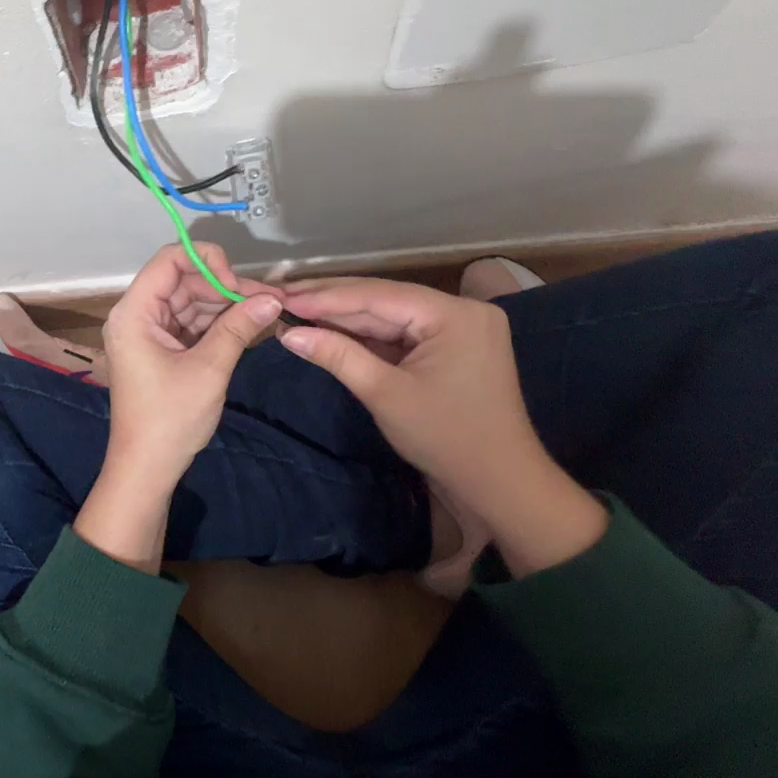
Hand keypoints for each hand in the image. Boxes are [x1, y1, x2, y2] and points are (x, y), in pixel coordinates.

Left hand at [76, 243, 281, 572]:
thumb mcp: (208, 369)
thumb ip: (238, 328)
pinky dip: (218, 323)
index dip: (206, 260)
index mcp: (134, 313)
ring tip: (268, 310)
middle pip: (183, 280)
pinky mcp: (162, 350)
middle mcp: (137, 316)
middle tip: (268, 299)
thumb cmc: (170, 418)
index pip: (168, 261)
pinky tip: (250, 324)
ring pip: (191, 302)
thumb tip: (272, 299)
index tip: (238, 281)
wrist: (146, 466)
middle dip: (225, 286)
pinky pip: (191, 323)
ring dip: (226, 304)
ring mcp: (149, 333)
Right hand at [277, 278, 606, 574]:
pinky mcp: (451, 344)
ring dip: (343, 315)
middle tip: (279, 295)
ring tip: (294, 307)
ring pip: (389, 313)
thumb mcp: (384, 393)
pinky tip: (327, 327)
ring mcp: (459, 326)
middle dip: (330, 299)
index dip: (325, 296)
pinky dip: (364, 333)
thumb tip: (287, 332)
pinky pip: (400, 331)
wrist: (498, 481)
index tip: (280, 296)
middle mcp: (462, 309)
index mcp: (454, 315)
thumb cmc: (444, 436)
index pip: (377, 295)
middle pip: (383, 298)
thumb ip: (337, 355)